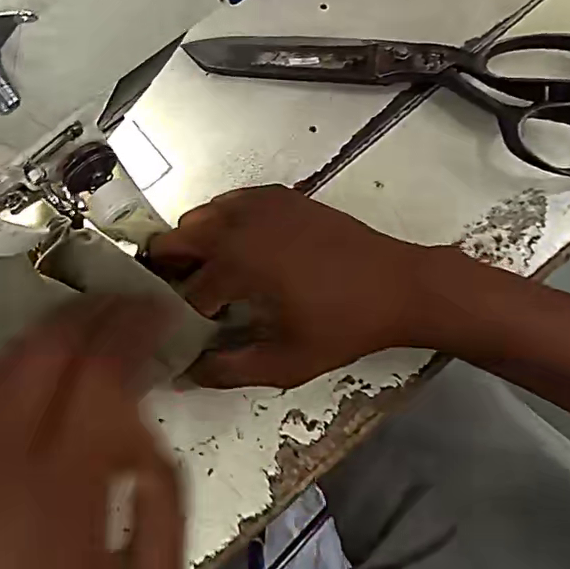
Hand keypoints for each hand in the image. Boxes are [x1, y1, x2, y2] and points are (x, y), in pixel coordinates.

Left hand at [0, 297, 184, 568]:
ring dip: (55, 328)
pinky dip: (15, 358)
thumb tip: (150, 430)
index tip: (161, 309)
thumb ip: (164, 506)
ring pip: (7, 356)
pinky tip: (40, 362)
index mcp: (58, 490)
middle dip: (97, 311)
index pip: (100, 368)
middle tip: (132, 302)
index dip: (134, 324)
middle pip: (49, 346)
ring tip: (95, 322)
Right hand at [147, 186, 447, 388]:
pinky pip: (231, 201)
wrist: (398, 284)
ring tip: (214, 275)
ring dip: (194, 244)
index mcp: (238, 262)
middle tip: (188, 299)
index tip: (189, 335)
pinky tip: (242, 248)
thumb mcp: (287, 362)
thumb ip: (230, 370)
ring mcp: (260, 204)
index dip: (183, 318)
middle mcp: (240, 224)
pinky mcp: (280, 195)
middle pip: (176, 239)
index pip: (187, 291)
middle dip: (171, 269)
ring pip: (200, 216)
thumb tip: (189, 373)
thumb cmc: (344, 325)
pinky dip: (222, 222)